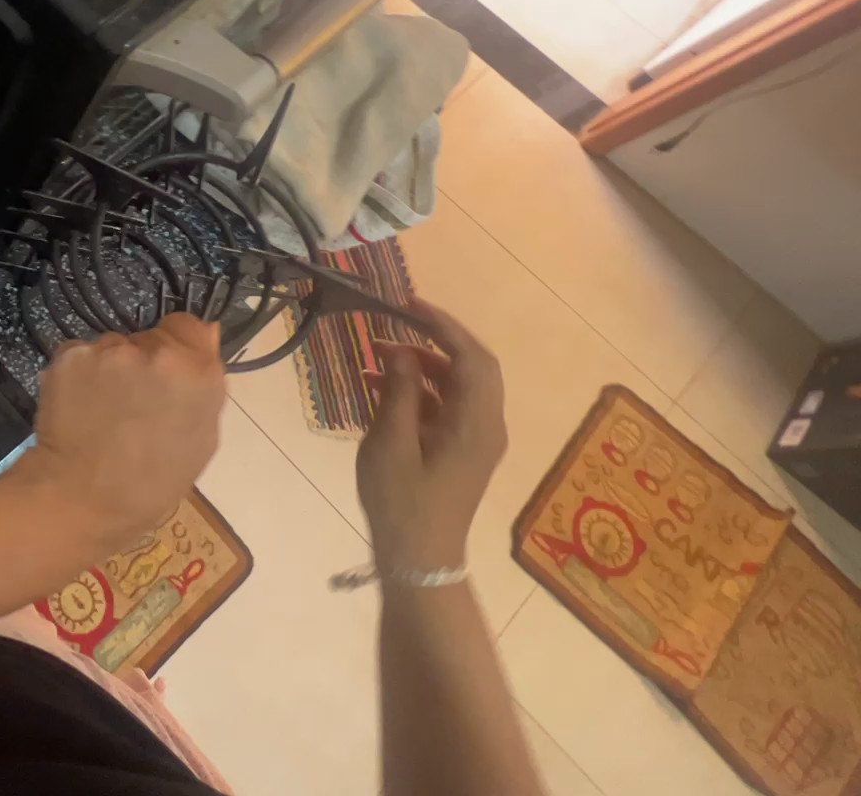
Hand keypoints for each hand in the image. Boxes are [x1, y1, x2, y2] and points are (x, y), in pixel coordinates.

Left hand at [11, 314, 227, 553]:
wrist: (82, 497)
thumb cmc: (151, 483)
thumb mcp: (201, 439)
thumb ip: (204, 384)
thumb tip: (206, 335)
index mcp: (196, 370)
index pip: (187, 325)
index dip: (177, 347)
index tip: (167, 373)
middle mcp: (153, 350)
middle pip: (148, 337)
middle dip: (143, 361)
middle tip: (132, 401)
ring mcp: (107, 350)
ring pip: (112, 347)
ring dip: (110, 368)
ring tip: (102, 409)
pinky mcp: (69, 355)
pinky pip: (80, 356)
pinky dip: (79, 374)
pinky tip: (79, 405)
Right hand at [358, 299, 507, 573]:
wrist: (419, 556)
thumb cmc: (401, 500)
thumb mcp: (390, 443)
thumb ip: (399, 394)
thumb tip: (401, 352)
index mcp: (476, 423)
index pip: (473, 359)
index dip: (444, 326)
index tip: (408, 304)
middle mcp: (486, 426)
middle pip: (471, 368)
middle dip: (432, 340)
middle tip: (392, 323)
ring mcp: (475, 439)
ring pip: (456, 386)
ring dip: (420, 366)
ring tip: (374, 357)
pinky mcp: (460, 450)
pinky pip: (444, 406)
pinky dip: (416, 391)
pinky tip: (378, 388)